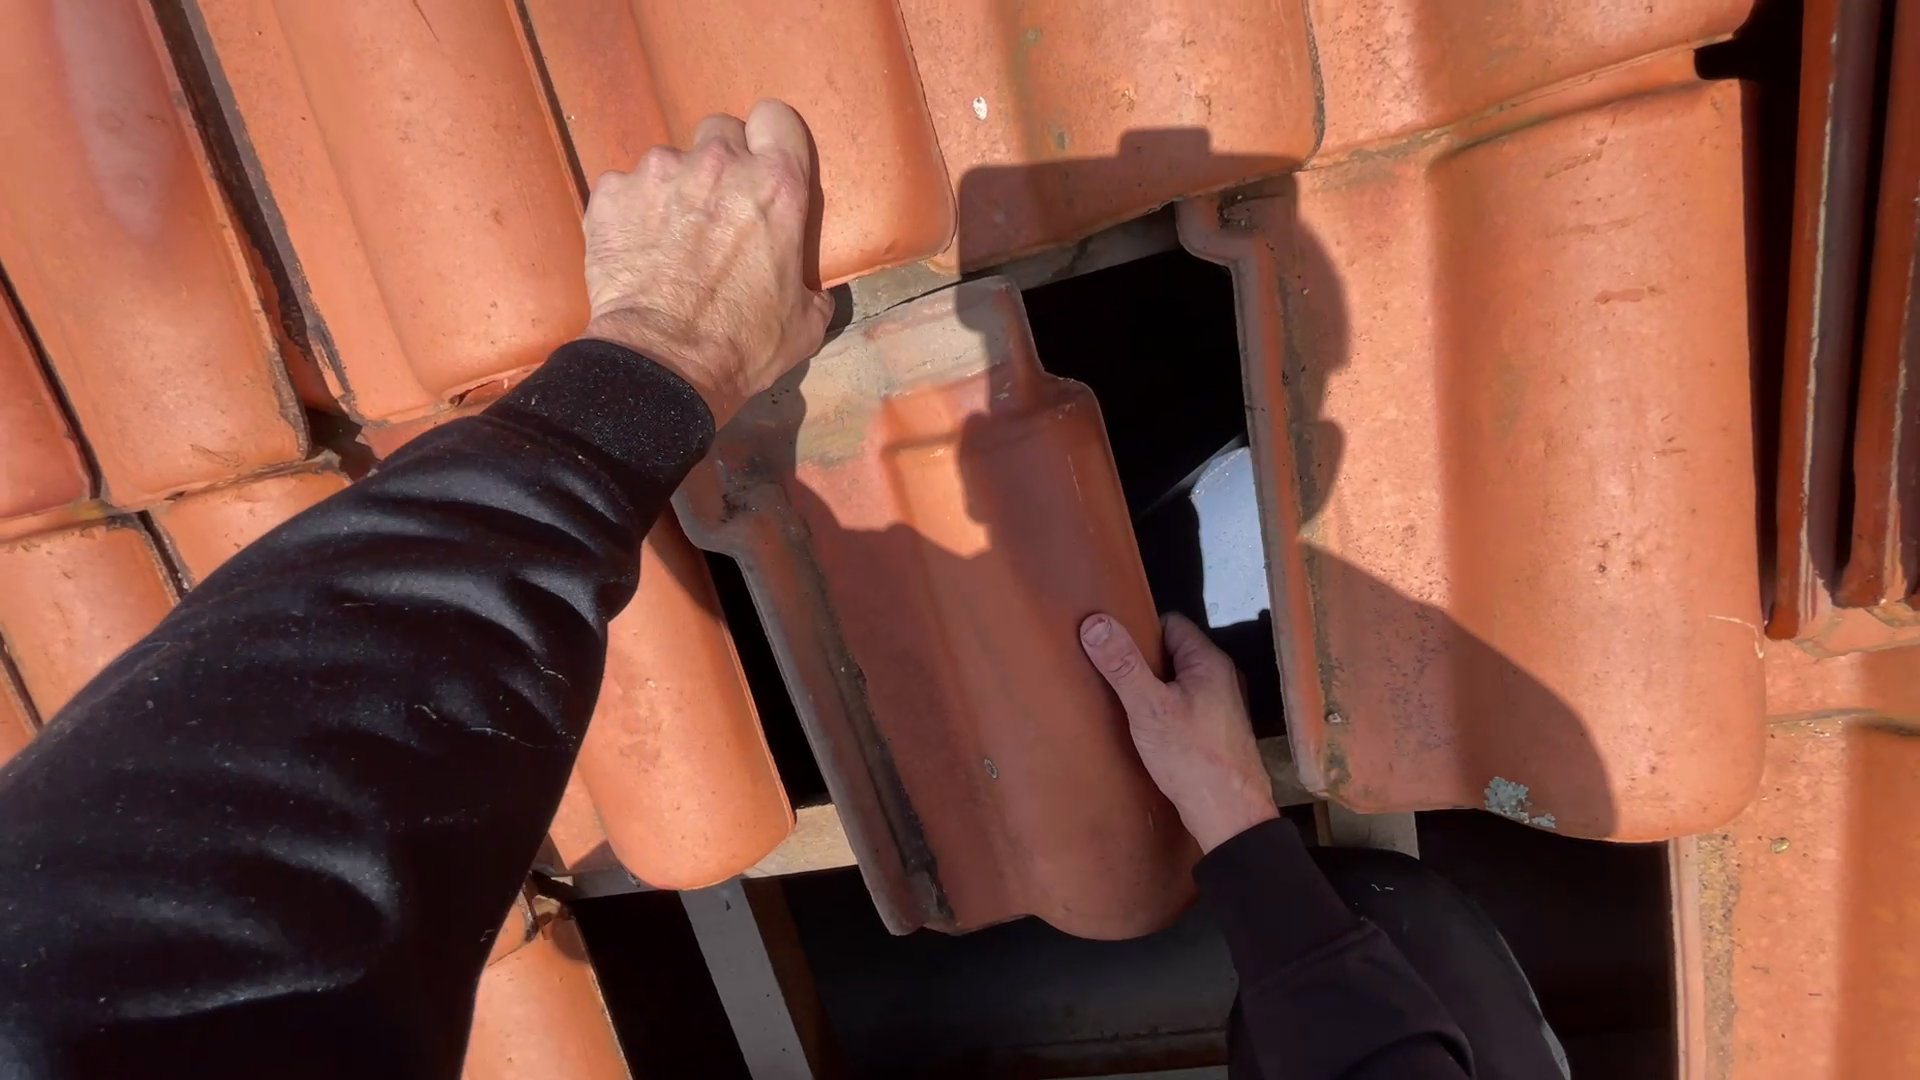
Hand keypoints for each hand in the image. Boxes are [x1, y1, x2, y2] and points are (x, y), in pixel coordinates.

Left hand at [580, 99, 833, 425]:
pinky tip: (642, 254)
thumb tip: (811, 290)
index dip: (774, 142)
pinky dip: (636, 213)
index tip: (769, 170)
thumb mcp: (807, 323)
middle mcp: (718, 165)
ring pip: (672, 162)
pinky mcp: (612, 193)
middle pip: (723, 131)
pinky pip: (629, 189)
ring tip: (676, 243)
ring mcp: (658, 173)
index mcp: (777, 187)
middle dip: (726, 164)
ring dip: (679, 192)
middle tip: (724, 212)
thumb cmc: (747, 345)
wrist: (665, 363)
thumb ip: (811, 286)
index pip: (777, 118)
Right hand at [1080, 611, 1278, 852]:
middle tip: (1106, 669)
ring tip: (1118, 697)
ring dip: (1148, 686)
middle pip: (1170, 652)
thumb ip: (1123, 665)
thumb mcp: (1149, 707)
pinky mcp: (1212, 732)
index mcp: (1209, 662)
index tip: (1111, 642)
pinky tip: (1139, 726)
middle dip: (1139, 659)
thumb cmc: (1194, 758)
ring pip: (1174, 681)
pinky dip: (1159, 709)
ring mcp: (1218, 706)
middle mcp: (1219, 678)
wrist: (1230, 818)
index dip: (1139, 628)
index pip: (1170, 624)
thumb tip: (1096, 623)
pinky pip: (1179, 705)